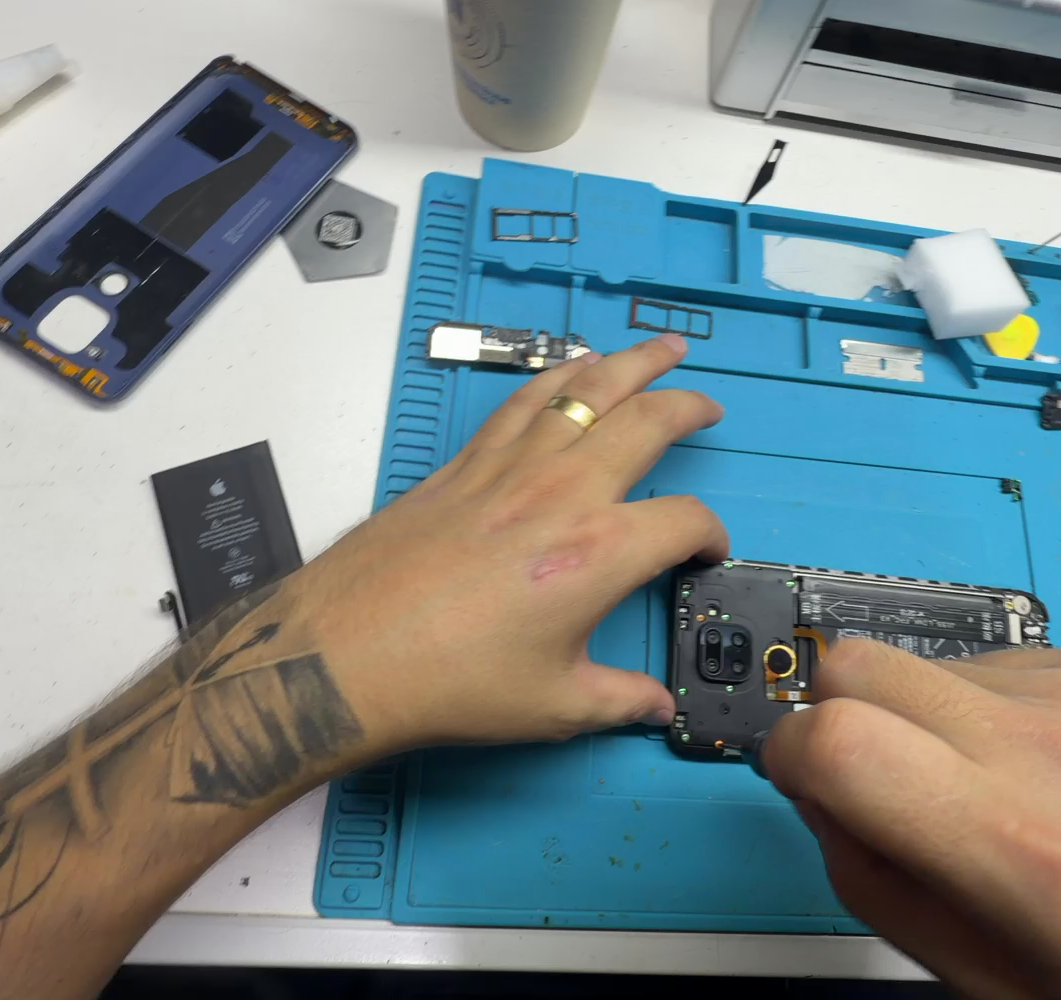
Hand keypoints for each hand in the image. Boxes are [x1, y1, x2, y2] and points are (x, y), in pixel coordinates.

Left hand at [283, 334, 725, 751]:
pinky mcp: (470, 461)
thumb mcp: (554, 705)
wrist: (351, 653)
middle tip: (708, 404)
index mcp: (600, 552)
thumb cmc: (453, 682)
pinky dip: (559, 375)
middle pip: (647, 423)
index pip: (684, 521)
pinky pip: (525, 400)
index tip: (704, 552)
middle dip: (688, 406)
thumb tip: (657, 709)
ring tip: (663, 351)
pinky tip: (575, 367)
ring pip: (587, 391)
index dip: (709, 536)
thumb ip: (621, 700)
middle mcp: (565, 492)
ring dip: (633, 364)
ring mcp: (514, 466)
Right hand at [761, 639, 1060, 999]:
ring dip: (915, 713)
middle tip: (873, 772)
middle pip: (853, 663)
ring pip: (919, 661)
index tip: (800, 776)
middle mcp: (1048, 748)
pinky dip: (982, 706)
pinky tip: (1041, 766)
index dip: (785, 755)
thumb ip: (878, 887)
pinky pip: (994, 661)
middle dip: (834, 712)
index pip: (829, 739)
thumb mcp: (998, 988)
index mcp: (1019, 847)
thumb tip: (823, 800)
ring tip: (982, 783)